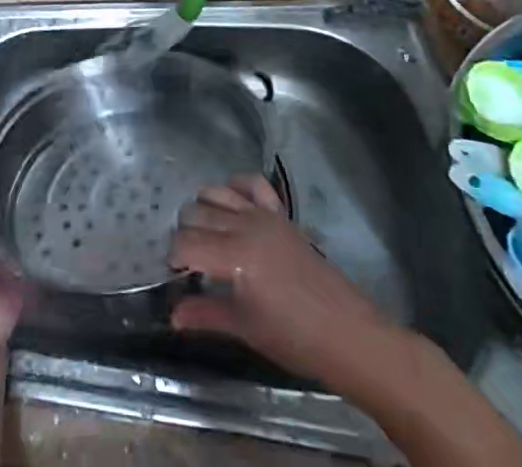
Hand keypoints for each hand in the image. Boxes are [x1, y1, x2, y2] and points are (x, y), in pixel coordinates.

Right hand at [168, 175, 400, 383]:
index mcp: (234, 255)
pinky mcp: (282, 216)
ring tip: (209, 237)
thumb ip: (204, 314)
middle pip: (194, 214)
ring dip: (203, 211)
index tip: (180, 277)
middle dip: (185, 236)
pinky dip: (236, 187)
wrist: (350, 336)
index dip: (175, 260)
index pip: (184, 244)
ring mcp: (265, 216)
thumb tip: (172, 315)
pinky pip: (253, 184)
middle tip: (194, 263)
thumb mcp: (244, 328)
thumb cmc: (294, 338)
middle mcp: (245, 226)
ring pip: (214, 193)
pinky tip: (233, 208)